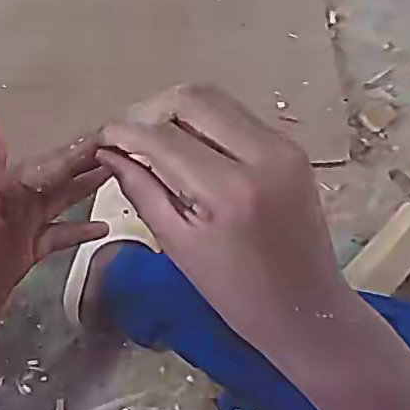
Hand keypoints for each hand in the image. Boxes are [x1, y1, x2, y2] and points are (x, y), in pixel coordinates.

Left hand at [0, 106, 109, 373]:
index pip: (47, 163)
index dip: (79, 149)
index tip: (117, 131)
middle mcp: (8, 205)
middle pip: (55, 179)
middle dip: (89, 164)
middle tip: (131, 149)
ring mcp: (16, 233)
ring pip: (57, 203)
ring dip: (85, 190)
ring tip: (123, 177)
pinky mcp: (21, 259)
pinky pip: (55, 237)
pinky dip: (77, 231)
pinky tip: (104, 228)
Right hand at [99, 84, 360, 347]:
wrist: (308, 311)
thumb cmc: (234, 291)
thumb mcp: (175, 242)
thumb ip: (139, 187)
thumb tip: (108, 152)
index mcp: (229, 189)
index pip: (161, 136)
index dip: (122, 132)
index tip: (101, 140)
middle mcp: (262, 155)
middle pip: (191, 99)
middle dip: (148, 111)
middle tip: (126, 138)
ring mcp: (282, 147)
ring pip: (214, 100)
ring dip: (174, 113)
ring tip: (151, 141)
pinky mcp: (289, 148)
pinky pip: (233, 117)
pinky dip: (199, 123)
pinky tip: (182, 149)